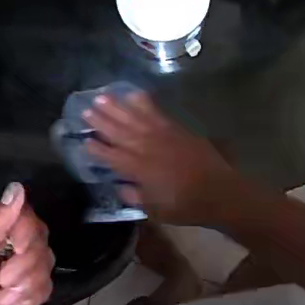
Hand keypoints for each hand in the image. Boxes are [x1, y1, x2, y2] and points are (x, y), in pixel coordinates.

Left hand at [0, 183, 54, 304]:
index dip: (24, 229)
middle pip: (36, 236)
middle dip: (26, 259)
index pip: (17, 215)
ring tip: (1, 299)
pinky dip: (30, 297)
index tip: (16, 247)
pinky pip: (45, 285)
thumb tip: (17, 187)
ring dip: (26, 282)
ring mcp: (11, 276)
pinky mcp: (22, 299)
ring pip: (44, 261)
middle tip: (4, 279)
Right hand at [84, 92, 245, 226]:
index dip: (97, 149)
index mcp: (139, 169)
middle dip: (101, 121)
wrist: (219, 191)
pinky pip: (155, 111)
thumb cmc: (186, 205)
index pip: (112, 156)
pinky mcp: (176, 128)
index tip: (84, 140)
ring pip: (134, 117)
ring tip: (101, 97)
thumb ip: (134, 196)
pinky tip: (133, 94)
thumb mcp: (155, 210)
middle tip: (85, 111)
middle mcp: (146, 148)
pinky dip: (143, 102)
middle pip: (119, 132)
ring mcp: (162, 135)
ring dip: (116, 107)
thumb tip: (120, 186)